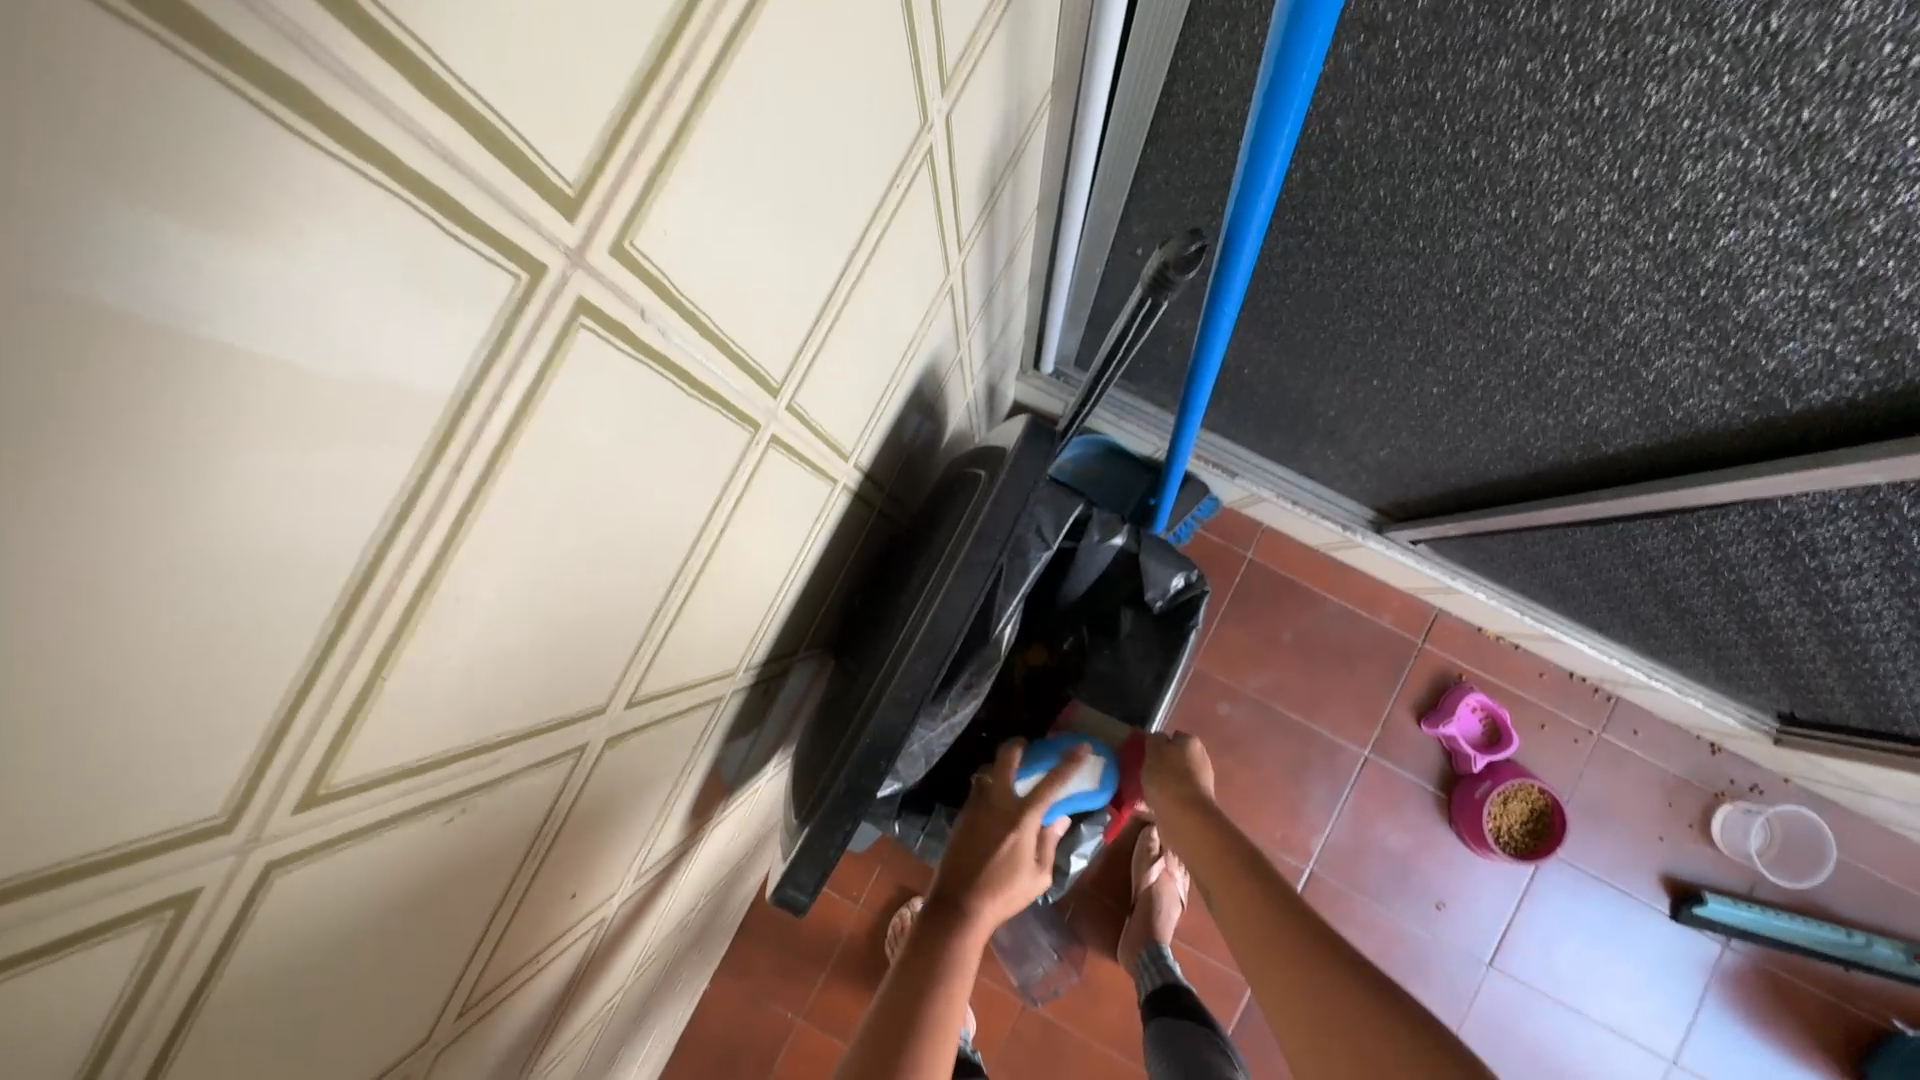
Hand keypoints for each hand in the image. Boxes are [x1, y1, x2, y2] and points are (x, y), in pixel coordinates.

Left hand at [926, 738, 1089, 930]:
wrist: (959, 904)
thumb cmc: (1004, 893)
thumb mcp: (1038, 875)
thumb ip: (1049, 842)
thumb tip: (1060, 819)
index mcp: (1023, 817)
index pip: (1052, 782)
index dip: (1069, 761)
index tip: (1082, 746)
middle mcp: (998, 802)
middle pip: (1006, 758)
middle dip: (1018, 746)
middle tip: (1026, 747)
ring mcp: (976, 806)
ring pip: (986, 771)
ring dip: (998, 767)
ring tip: (1007, 776)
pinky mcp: (961, 816)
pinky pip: (976, 790)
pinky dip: (987, 787)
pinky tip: (993, 802)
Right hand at [1141, 731, 1216, 818]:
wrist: (1185, 815)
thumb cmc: (1166, 777)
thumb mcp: (1153, 751)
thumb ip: (1154, 740)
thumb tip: (1158, 738)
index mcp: (1191, 741)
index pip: (1173, 737)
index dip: (1159, 744)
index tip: (1146, 755)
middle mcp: (1201, 757)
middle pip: (1177, 757)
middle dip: (1164, 764)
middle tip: (1145, 773)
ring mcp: (1203, 780)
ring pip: (1178, 776)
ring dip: (1166, 782)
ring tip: (1147, 791)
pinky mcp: (1200, 801)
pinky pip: (1179, 794)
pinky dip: (1169, 797)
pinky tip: (1156, 804)